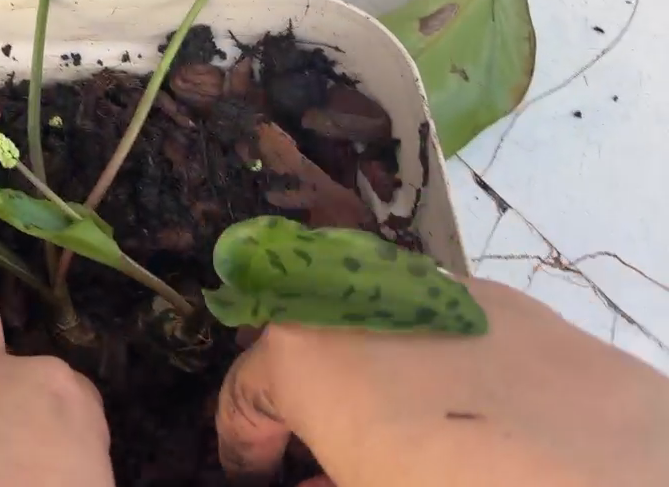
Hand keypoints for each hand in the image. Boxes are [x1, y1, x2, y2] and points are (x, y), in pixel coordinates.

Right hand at [217, 277, 668, 486]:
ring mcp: (441, 300)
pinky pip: (464, 335)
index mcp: (299, 356)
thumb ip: (325, 485)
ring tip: (420, 445)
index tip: (253, 473)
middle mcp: (349, 306)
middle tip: (331, 459)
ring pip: (384, 331)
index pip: (245, 395)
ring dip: (383, 382)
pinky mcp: (526, 314)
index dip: (242, 442)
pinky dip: (461, 375)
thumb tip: (312, 484)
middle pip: (307, 349)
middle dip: (312, 403)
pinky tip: (499, 424)